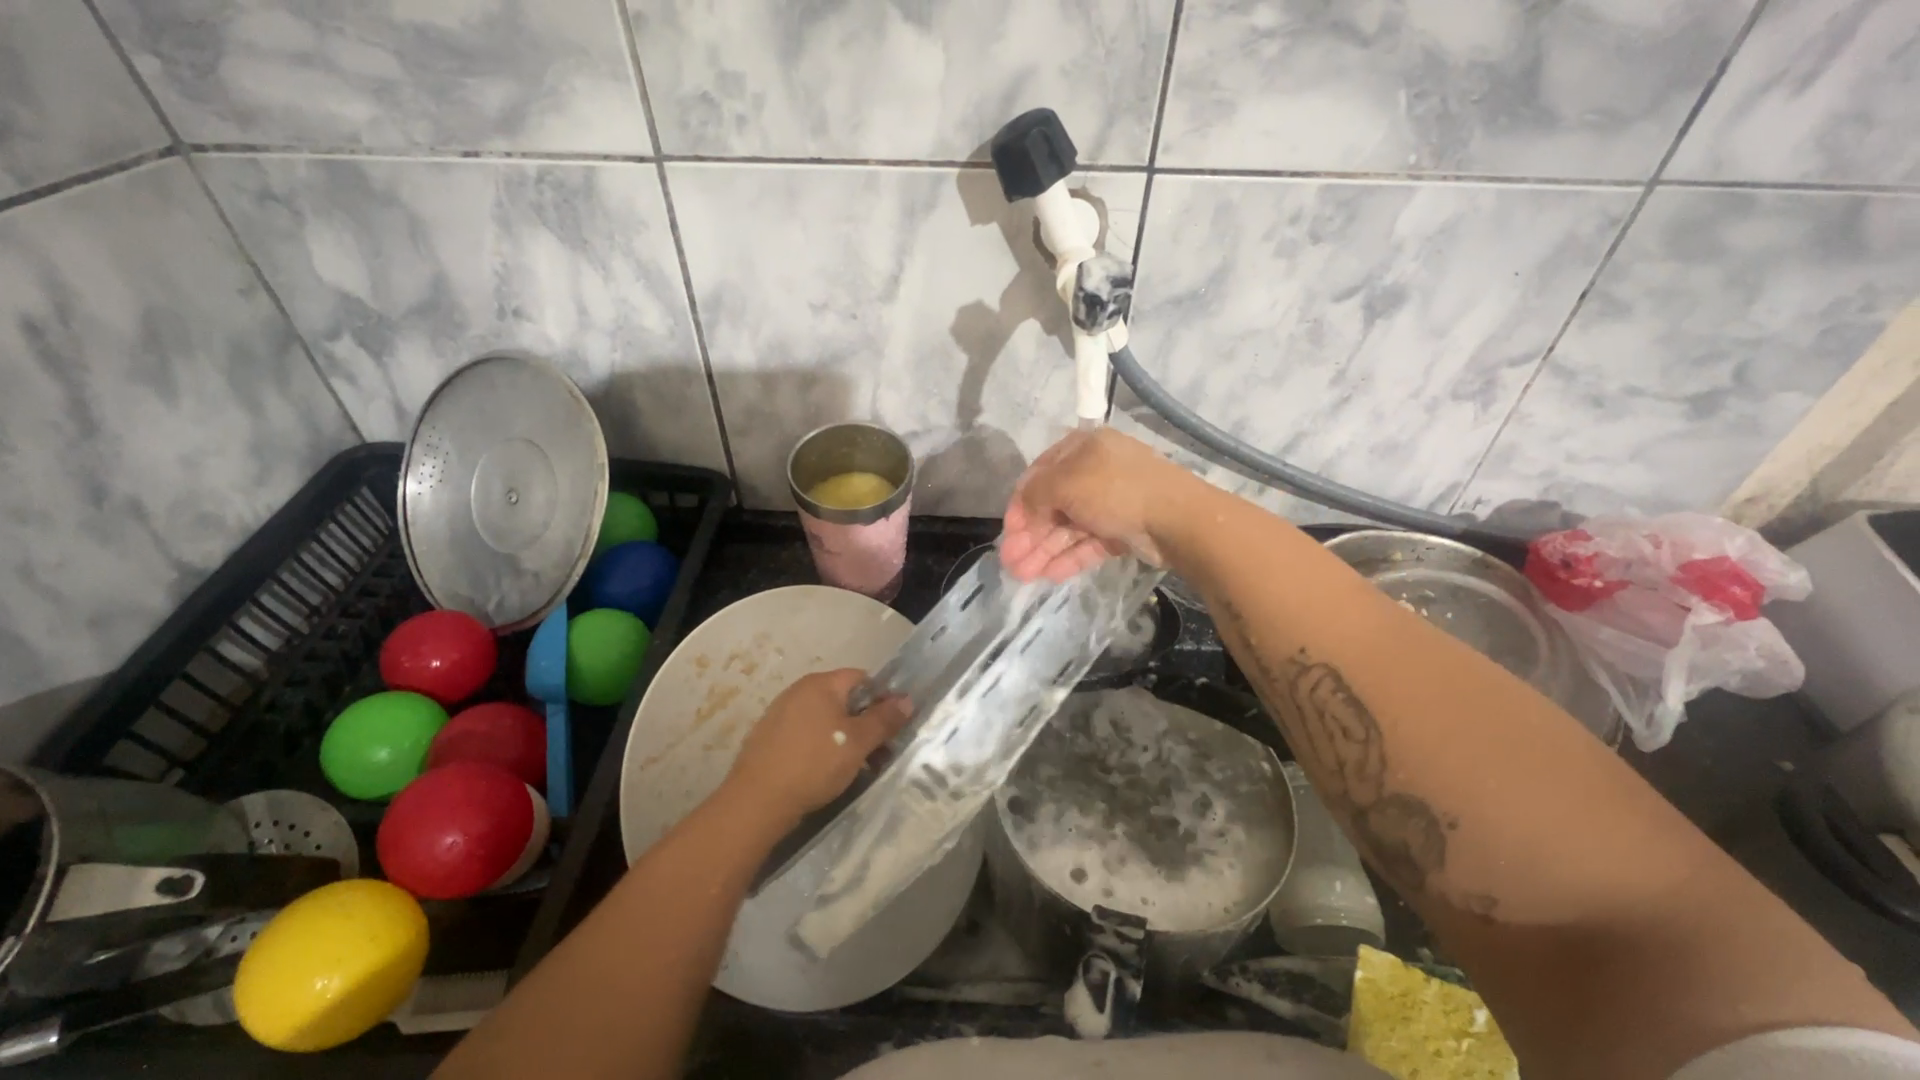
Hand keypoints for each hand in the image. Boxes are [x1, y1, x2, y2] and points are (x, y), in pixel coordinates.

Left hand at [722, 669, 910, 829]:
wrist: (758, 800)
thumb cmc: (815, 763)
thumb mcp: (858, 742)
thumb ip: (884, 719)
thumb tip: (907, 699)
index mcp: (820, 684)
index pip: (862, 678)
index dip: (883, 698)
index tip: (894, 725)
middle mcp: (798, 691)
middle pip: (843, 700)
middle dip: (865, 723)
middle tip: (881, 752)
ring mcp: (780, 714)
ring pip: (825, 720)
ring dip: (846, 739)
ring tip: (859, 767)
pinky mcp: (769, 738)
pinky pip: (806, 735)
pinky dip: (822, 747)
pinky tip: (828, 772)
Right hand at [1001, 428, 1193, 581]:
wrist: (1177, 519)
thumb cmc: (1116, 490)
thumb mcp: (1066, 484)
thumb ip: (1036, 494)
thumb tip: (1022, 509)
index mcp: (1083, 448)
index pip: (1040, 474)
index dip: (1020, 504)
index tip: (1007, 531)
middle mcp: (1096, 472)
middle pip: (1053, 505)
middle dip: (1029, 534)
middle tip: (1009, 562)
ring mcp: (1111, 503)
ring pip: (1069, 528)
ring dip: (1043, 550)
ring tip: (1022, 576)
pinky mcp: (1123, 530)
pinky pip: (1088, 544)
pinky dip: (1068, 558)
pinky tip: (1048, 576)